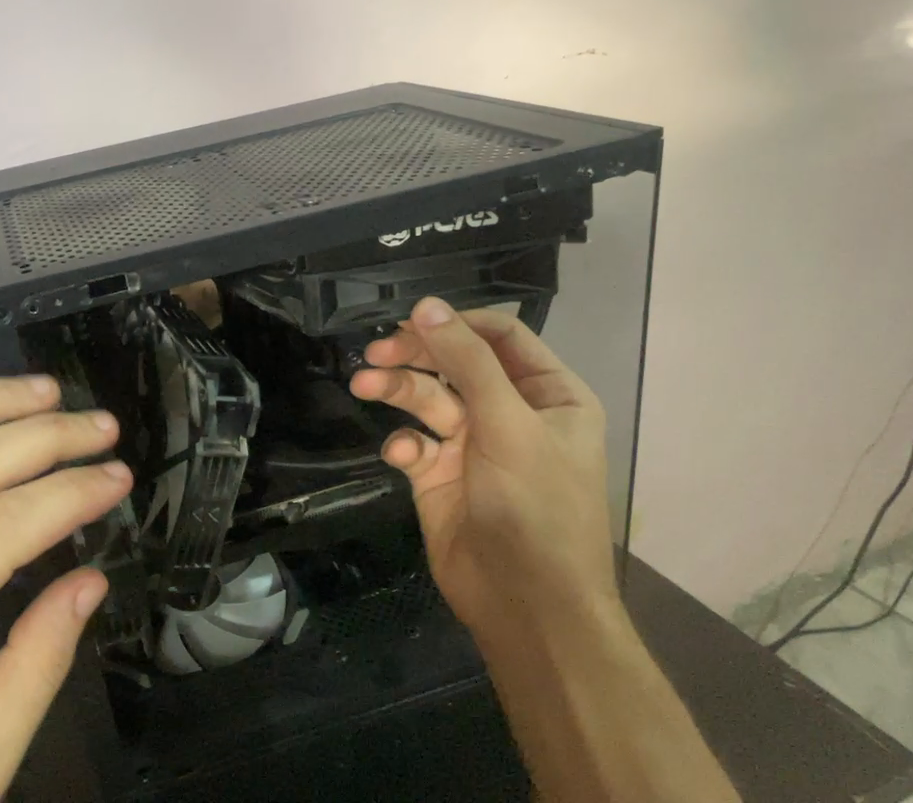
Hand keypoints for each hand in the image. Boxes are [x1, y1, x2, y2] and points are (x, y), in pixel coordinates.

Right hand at [349, 297, 614, 637]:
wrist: (527, 607)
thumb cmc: (537, 508)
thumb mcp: (509, 426)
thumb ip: (467, 363)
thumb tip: (426, 304)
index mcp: (549, 396)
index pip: (501, 337)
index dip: (456, 324)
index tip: (413, 321)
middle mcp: (510, 413)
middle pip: (454, 364)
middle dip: (416, 355)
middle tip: (375, 352)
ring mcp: (472, 445)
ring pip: (426, 399)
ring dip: (396, 389)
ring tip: (364, 385)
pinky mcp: (438, 476)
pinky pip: (412, 443)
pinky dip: (402, 444)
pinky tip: (401, 456)